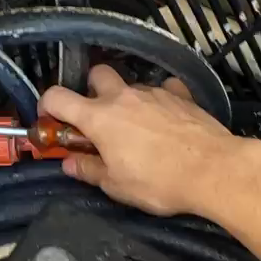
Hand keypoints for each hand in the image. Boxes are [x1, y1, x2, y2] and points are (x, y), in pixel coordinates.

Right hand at [38, 64, 255, 217]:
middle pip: (96, 75)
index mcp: (99, 118)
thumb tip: (70, 164)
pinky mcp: (181, 95)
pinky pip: (163, 89)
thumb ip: (89, 170)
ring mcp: (154, 93)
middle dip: (91, 91)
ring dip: (126, 101)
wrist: (213, 170)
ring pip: (130, 85)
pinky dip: (159, 101)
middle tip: (97, 120)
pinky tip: (165, 120)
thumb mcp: (116, 185)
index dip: (47, 106)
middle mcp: (123, 97)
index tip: (51, 121)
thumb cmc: (159, 181)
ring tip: (135, 129)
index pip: (57, 97)